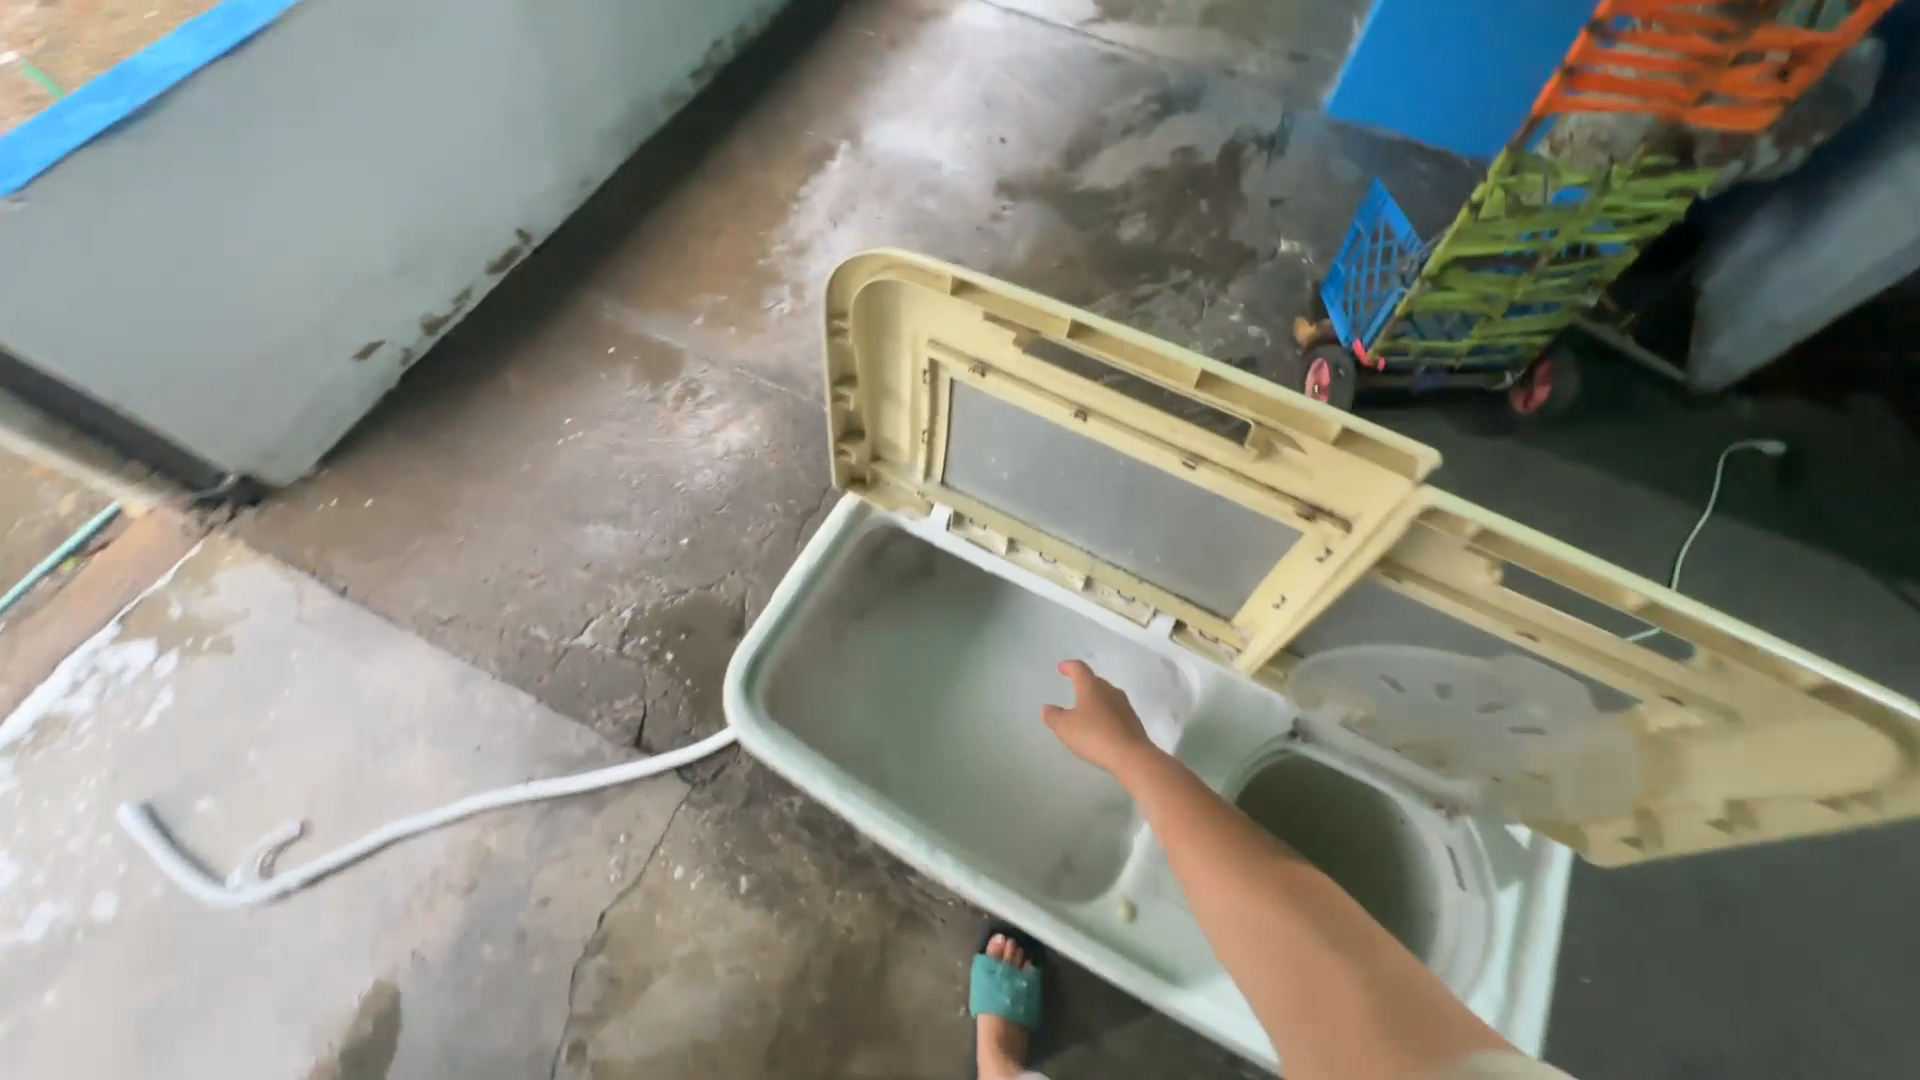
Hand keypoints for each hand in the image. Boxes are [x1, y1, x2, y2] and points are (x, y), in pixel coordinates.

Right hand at [1041, 660, 1159, 776]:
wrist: (1132, 756)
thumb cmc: (1094, 736)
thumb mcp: (1065, 727)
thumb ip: (1053, 716)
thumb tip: (1047, 708)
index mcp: (1091, 686)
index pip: (1079, 668)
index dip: (1068, 666)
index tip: (1061, 667)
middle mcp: (1110, 690)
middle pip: (1095, 681)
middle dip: (1083, 683)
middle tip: (1073, 688)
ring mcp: (1124, 705)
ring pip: (1106, 696)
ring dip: (1095, 700)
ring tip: (1085, 709)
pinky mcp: (1133, 721)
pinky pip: (1114, 711)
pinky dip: (1104, 714)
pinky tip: (1100, 727)